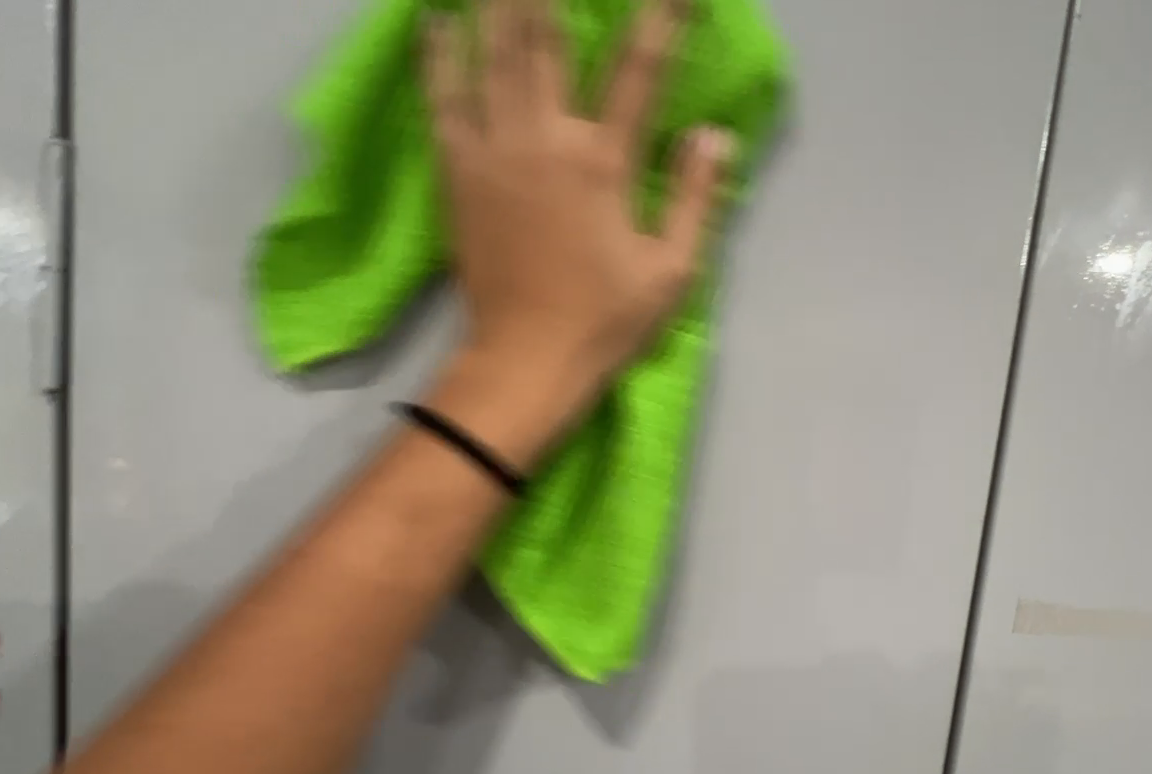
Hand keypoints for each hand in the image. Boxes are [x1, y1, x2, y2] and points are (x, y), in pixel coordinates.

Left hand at [420, 0, 731, 467]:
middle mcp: (545, 140)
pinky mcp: (458, 174)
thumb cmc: (607, 321)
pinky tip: (436, 21)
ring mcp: (494, 152)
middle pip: (546, 40)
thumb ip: (697, 198)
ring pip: (492, 54)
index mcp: (604, 163)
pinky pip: (444, 99)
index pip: (639, 70)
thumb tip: (715, 133)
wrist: (527, 360)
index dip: (661, 18)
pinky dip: (439, 55)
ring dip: (496, 5)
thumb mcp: (672, 271)